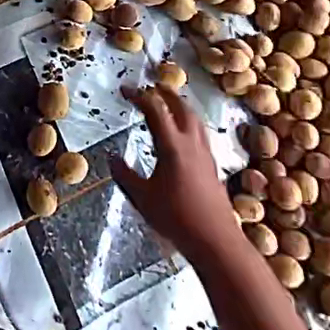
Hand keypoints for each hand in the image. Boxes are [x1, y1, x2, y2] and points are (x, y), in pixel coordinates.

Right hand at [111, 84, 243, 266]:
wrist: (217, 242)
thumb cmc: (178, 219)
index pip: (154, 109)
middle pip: (180, 106)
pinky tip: (182, 133)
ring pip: (194, 118)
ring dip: (179, 105)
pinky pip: (200, 132)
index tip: (125, 90)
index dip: (138, 95)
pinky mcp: (212, 165)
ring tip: (168, 103)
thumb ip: (125, 175)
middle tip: (151, 87)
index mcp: (172, 146)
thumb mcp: (142, 198)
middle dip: (164, 92)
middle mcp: (192, 144)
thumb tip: (112, 158)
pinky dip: (188, 121)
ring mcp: (205, 154)